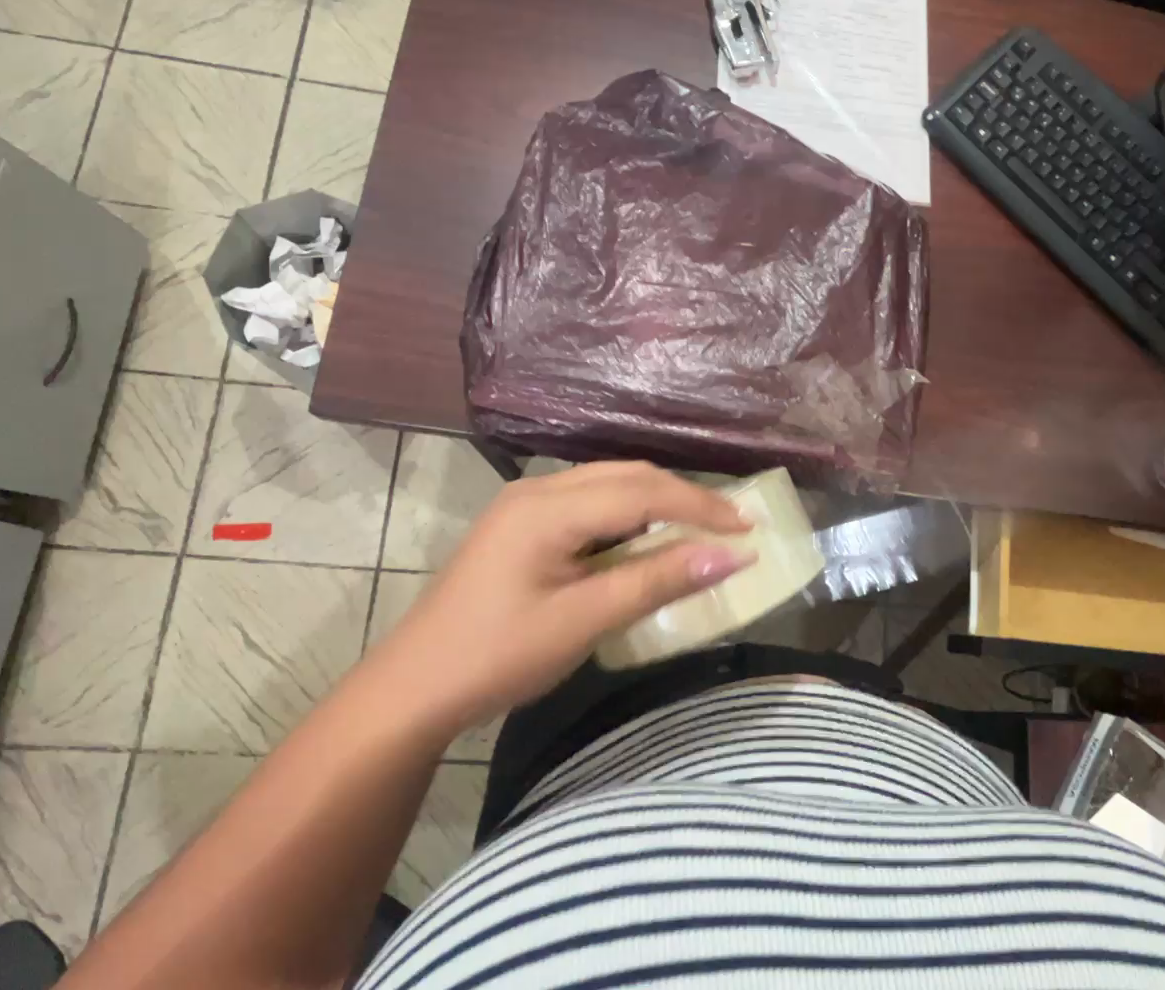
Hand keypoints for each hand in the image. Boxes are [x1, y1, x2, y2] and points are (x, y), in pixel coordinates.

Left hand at [374, 462, 753, 724]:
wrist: (415, 687)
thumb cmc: (498, 655)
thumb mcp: (583, 620)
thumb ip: (656, 581)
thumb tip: (729, 556)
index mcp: (548, 508)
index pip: (643, 492)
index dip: (700, 507)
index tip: (750, 529)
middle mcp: (537, 492)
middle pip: (627, 477)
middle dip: (684, 498)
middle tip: (734, 527)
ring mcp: (525, 507)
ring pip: (608, 487)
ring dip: (657, 504)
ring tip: (701, 532)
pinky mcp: (521, 528)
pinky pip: (589, 507)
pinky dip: (629, 518)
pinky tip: (647, 543)